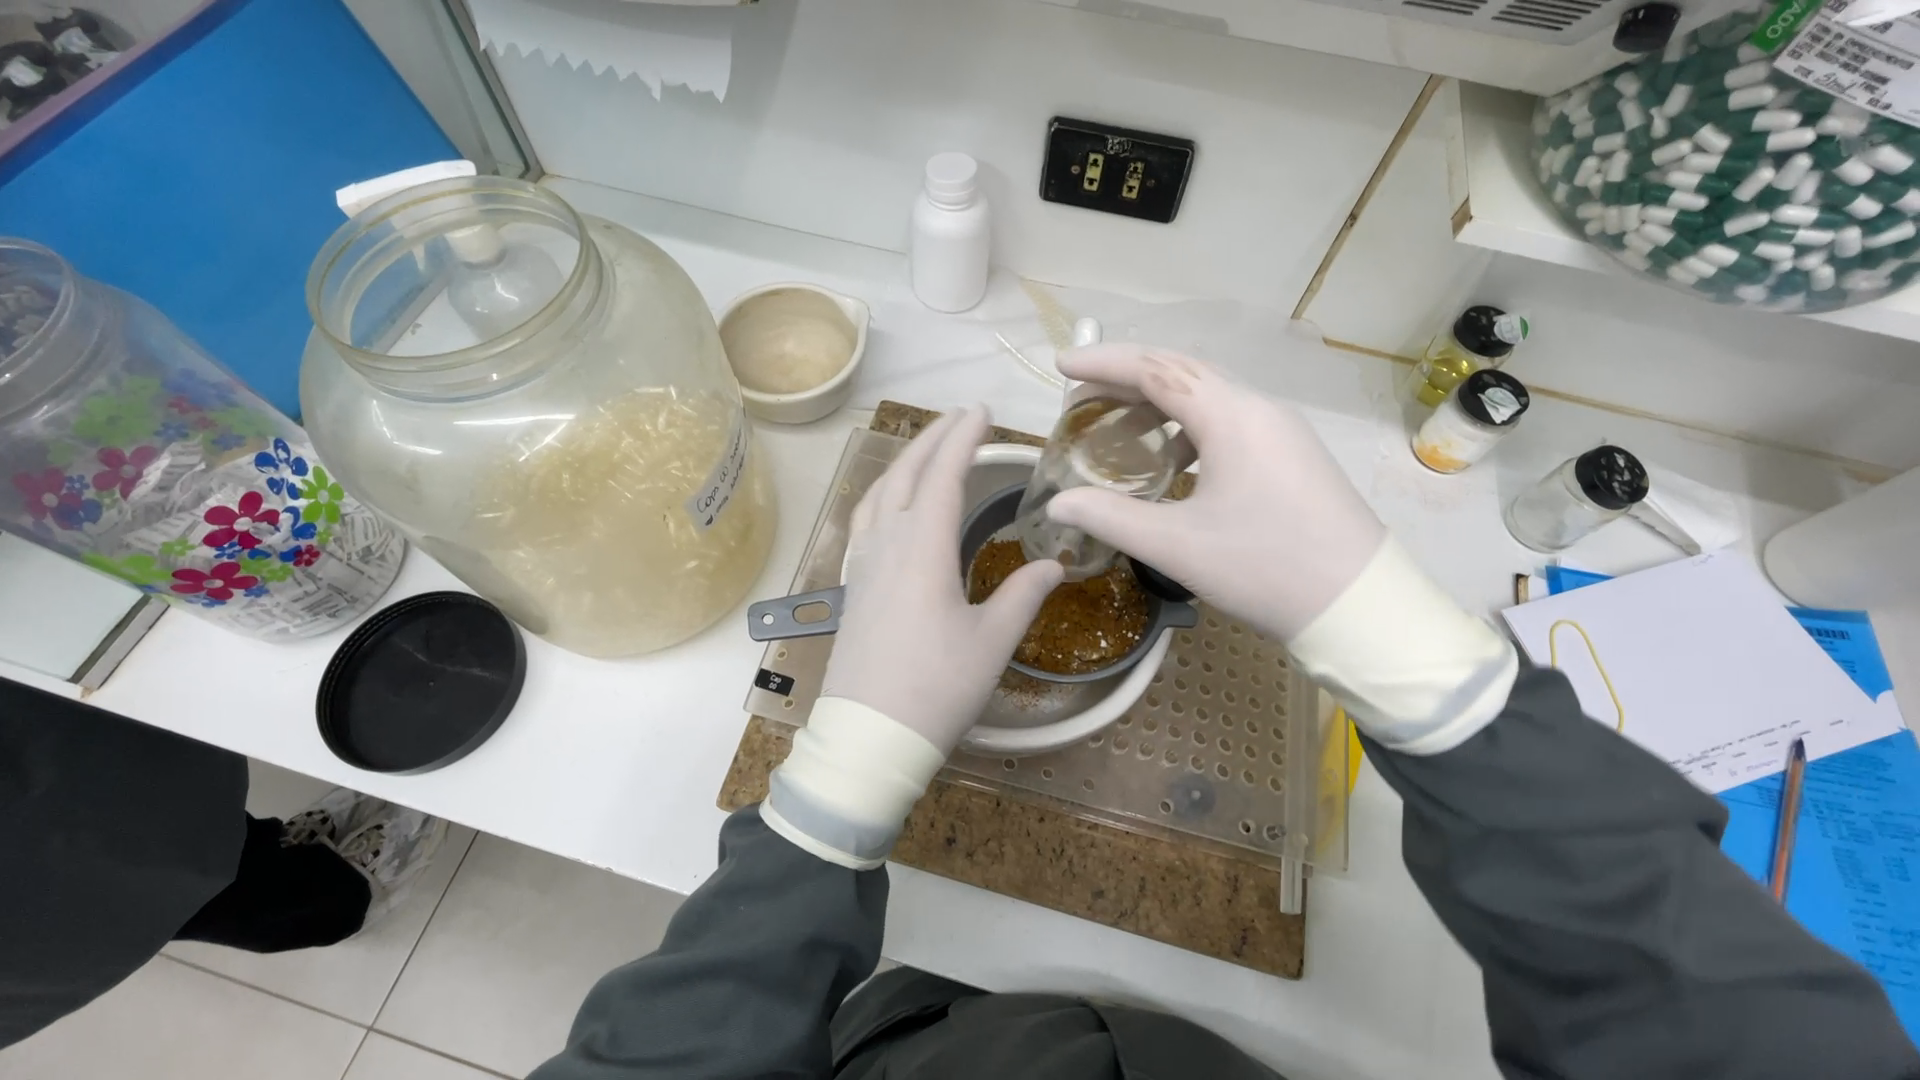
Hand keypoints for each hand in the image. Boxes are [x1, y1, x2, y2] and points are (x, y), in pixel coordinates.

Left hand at [826, 406, 1063, 749]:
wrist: (870, 736)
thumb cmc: (937, 688)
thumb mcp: (992, 641)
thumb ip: (1024, 594)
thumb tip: (1052, 564)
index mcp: (923, 549)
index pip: (943, 475)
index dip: (963, 438)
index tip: (982, 411)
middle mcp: (887, 545)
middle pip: (906, 474)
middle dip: (933, 438)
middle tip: (961, 416)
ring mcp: (863, 565)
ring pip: (878, 494)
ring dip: (903, 462)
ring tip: (926, 449)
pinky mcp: (853, 587)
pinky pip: (864, 521)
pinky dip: (882, 493)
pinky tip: (889, 505)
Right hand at [1047, 344, 1515, 756]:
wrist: (1358, 603)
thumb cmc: (1264, 568)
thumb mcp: (1176, 546)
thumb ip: (1110, 518)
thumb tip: (1057, 505)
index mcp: (1232, 417)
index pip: (1156, 369)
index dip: (1104, 363)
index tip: (1061, 365)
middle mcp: (1259, 408)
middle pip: (1183, 372)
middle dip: (1127, 377)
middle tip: (1082, 395)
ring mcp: (1281, 429)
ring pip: (1209, 396)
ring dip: (1159, 403)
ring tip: (1118, 428)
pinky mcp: (1291, 453)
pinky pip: (1230, 420)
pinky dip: (1188, 426)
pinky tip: (1170, 460)